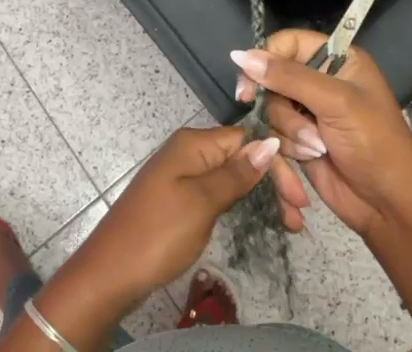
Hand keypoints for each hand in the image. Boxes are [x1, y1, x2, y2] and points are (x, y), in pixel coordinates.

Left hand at [78, 126, 280, 301]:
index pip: (246, 140)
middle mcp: (188, 152)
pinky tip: (259, 221)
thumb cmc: (158, 232)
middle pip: (241, 157)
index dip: (275, 164)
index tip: (300, 200)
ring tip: (289, 225)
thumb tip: (269, 141)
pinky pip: (218, 193)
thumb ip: (236, 173)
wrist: (111, 272)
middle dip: (272, 183)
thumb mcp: (202, 202)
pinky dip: (241, 205)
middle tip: (298, 219)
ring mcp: (183, 176)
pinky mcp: (180, 200)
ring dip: (261, 196)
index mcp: (193, 144)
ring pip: (232, 177)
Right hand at [232, 32, 411, 238]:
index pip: (287, 43)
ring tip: (318, 152)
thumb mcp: (335, 103)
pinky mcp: (300, 142)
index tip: (249, 87)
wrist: (390, 207)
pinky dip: (284, 160)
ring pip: (271, 112)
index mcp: (338, 60)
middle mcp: (321, 81)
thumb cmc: (374, 144)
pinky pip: (274, 139)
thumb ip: (288, 77)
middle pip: (273, 80)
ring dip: (290, 137)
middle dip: (284, 111)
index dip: (265, 60)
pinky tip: (298, 180)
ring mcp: (309, 113)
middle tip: (297, 130)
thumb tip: (239, 55)